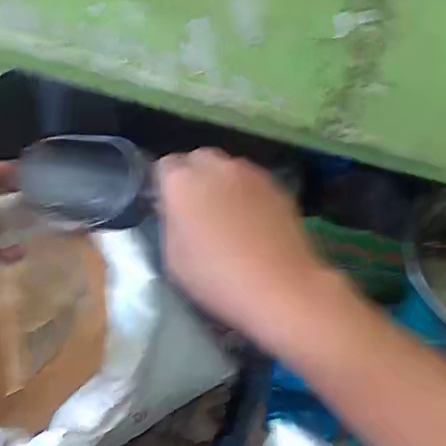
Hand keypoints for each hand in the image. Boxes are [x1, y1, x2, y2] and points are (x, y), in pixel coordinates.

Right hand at [155, 149, 331, 336]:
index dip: (165, 186)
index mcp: (182, 182)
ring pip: (230, 167)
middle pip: (199, 159)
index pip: (165, 166)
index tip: (169, 206)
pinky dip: (249, 193)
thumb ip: (170, 222)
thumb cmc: (217, 278)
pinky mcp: (279, 187)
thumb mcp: (173, 258)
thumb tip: (174, 209)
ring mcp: (253, 174)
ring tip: (229, 213)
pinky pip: (255, 182)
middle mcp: (218, 167)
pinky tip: (254, 219)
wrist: (280, 286)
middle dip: (195, 176)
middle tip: (198, 207)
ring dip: (224, 182)